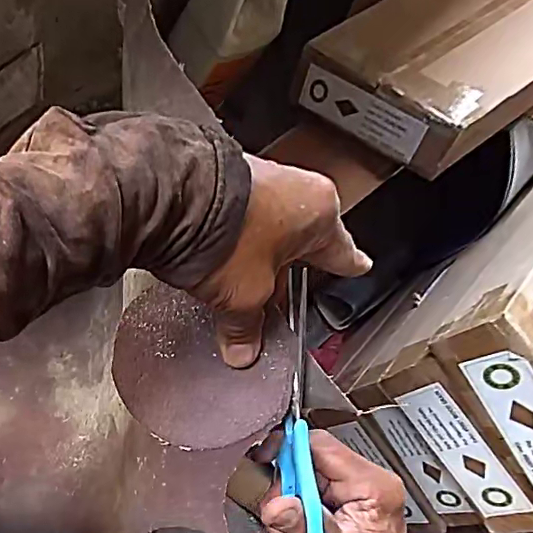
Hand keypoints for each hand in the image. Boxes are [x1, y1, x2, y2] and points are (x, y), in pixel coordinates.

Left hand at [191, 156, 370, 367]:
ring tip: (233, 288)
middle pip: (296, 247)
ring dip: (252, 262)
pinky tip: (212, 264)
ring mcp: (259, 181)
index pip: (341, 253)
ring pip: (264, 235)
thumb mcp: (244, 297)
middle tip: (272, 305)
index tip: (358, 267)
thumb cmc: (225, 235)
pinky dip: (228, 246)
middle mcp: (294, 189)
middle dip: (283, 278)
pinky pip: (235, 224)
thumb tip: (242, 351)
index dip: (348, 268)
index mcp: (319, 214)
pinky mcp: (224, 183)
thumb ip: (247, 327)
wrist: (174, 196)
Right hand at [259, 430, 409, 532]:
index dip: (290, 450)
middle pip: (307, 459)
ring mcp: (346, 493)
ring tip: (287, 526)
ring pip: (300, 475)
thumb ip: (307, 526)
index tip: (266, 460)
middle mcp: (362, 483)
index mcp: (374, 486)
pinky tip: (291, 527)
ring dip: (284, 498)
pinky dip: (288, 508)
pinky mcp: (331, 504)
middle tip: (277, 509)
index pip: (323, 447)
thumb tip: (278, 506)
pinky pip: (300, 492)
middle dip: (285, 483)